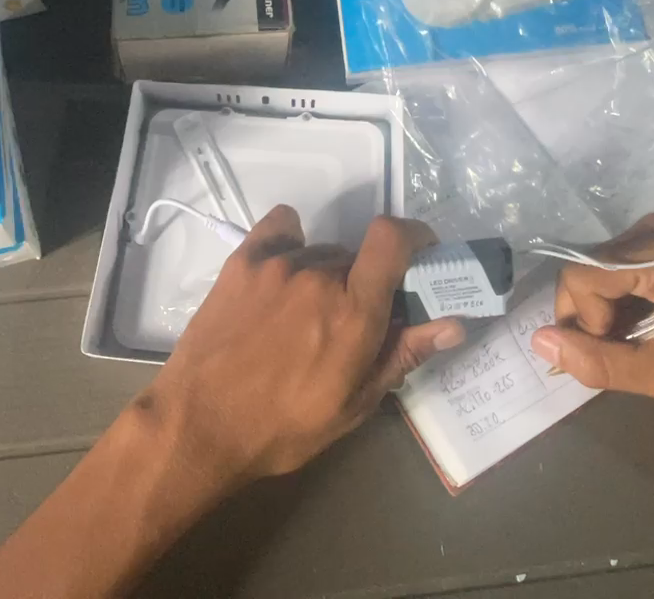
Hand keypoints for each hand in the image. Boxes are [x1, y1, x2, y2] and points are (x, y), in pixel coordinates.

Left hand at [144, 208, 466, 484]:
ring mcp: (276, 262)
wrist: (199, 423)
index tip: (420, 253)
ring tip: (302, 316)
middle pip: (357, 256)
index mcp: (353, 310)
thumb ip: (402, 354)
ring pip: (321, 252)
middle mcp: (318, 274)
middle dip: (364, 282)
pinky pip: (280, 228)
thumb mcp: (352, 404)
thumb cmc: (282, 426)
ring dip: (326, 274)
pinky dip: (290, 240)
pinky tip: (281, 272)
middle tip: (348, 319)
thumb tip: (453, 323)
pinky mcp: (242, 259)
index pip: (392, 238)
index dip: (415, 235)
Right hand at [529, 213, 653, 422]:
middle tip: (624, 351)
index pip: (581, 276)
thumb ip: (601, 362)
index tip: (614, 351)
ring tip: (636, 341)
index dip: (582, 319)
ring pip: (590, 271)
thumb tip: (540, 341)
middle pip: (583, 271)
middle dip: (591, 317)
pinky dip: (612, 301)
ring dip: (600, 312)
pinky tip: (640, 324)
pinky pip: (606, 267)